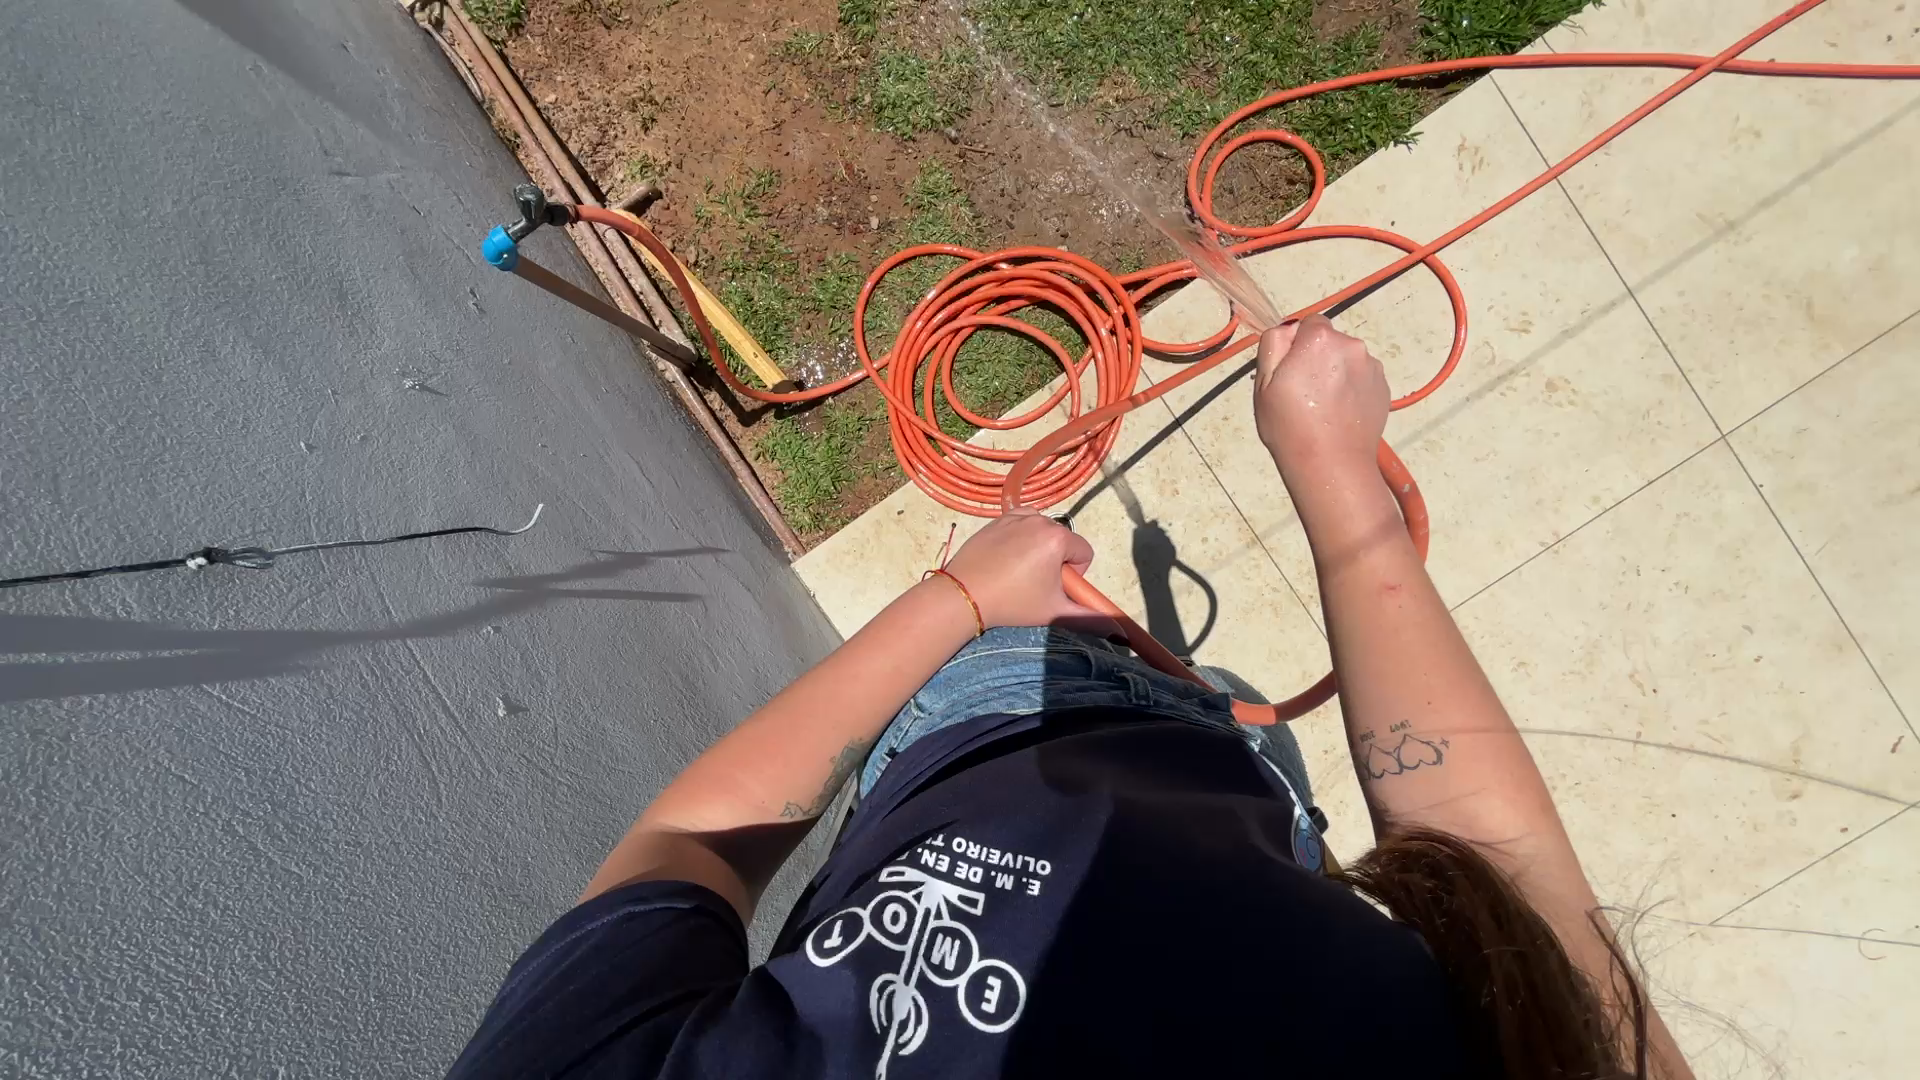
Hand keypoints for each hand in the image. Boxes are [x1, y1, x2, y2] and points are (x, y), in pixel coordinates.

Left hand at [939, 511, 1119, 634]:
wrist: (964, 594)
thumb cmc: (1013, 603)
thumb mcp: (1054, 612)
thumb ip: (1091, 620)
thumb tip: (1120, 634)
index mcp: (1058, 539)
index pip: (1085, 553)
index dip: (1073, 574)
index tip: (1052, 588)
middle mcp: (1040, 519)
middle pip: (1063, 541)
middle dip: (1055, 561)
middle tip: (1032, 583)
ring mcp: (1016, 515)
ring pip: (1042, 531)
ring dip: (1038, 548)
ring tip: (1018, 571)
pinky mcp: (997, 518)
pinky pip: (1021, 523)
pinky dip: (1020, 537)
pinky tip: (1006, 557)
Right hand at [1252, 315, 1389, 486]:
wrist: (1330, 462)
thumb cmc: (1290, 425)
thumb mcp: (1263, 384)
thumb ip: (1272, 345)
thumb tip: (1286, 329)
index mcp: (1320, 340)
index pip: (1307, 323)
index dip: (1295, 345)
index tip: (1289, 372)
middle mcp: (1352, 345)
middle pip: (1329, 341)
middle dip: (1316, 358)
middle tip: (1301, 393)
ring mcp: (1372, 367)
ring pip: (1346, 360)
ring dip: (1334, 374)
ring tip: (1321, 407)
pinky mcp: (1383, 387)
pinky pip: (1361, 378)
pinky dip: (1350, 389)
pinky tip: (1338, 414)